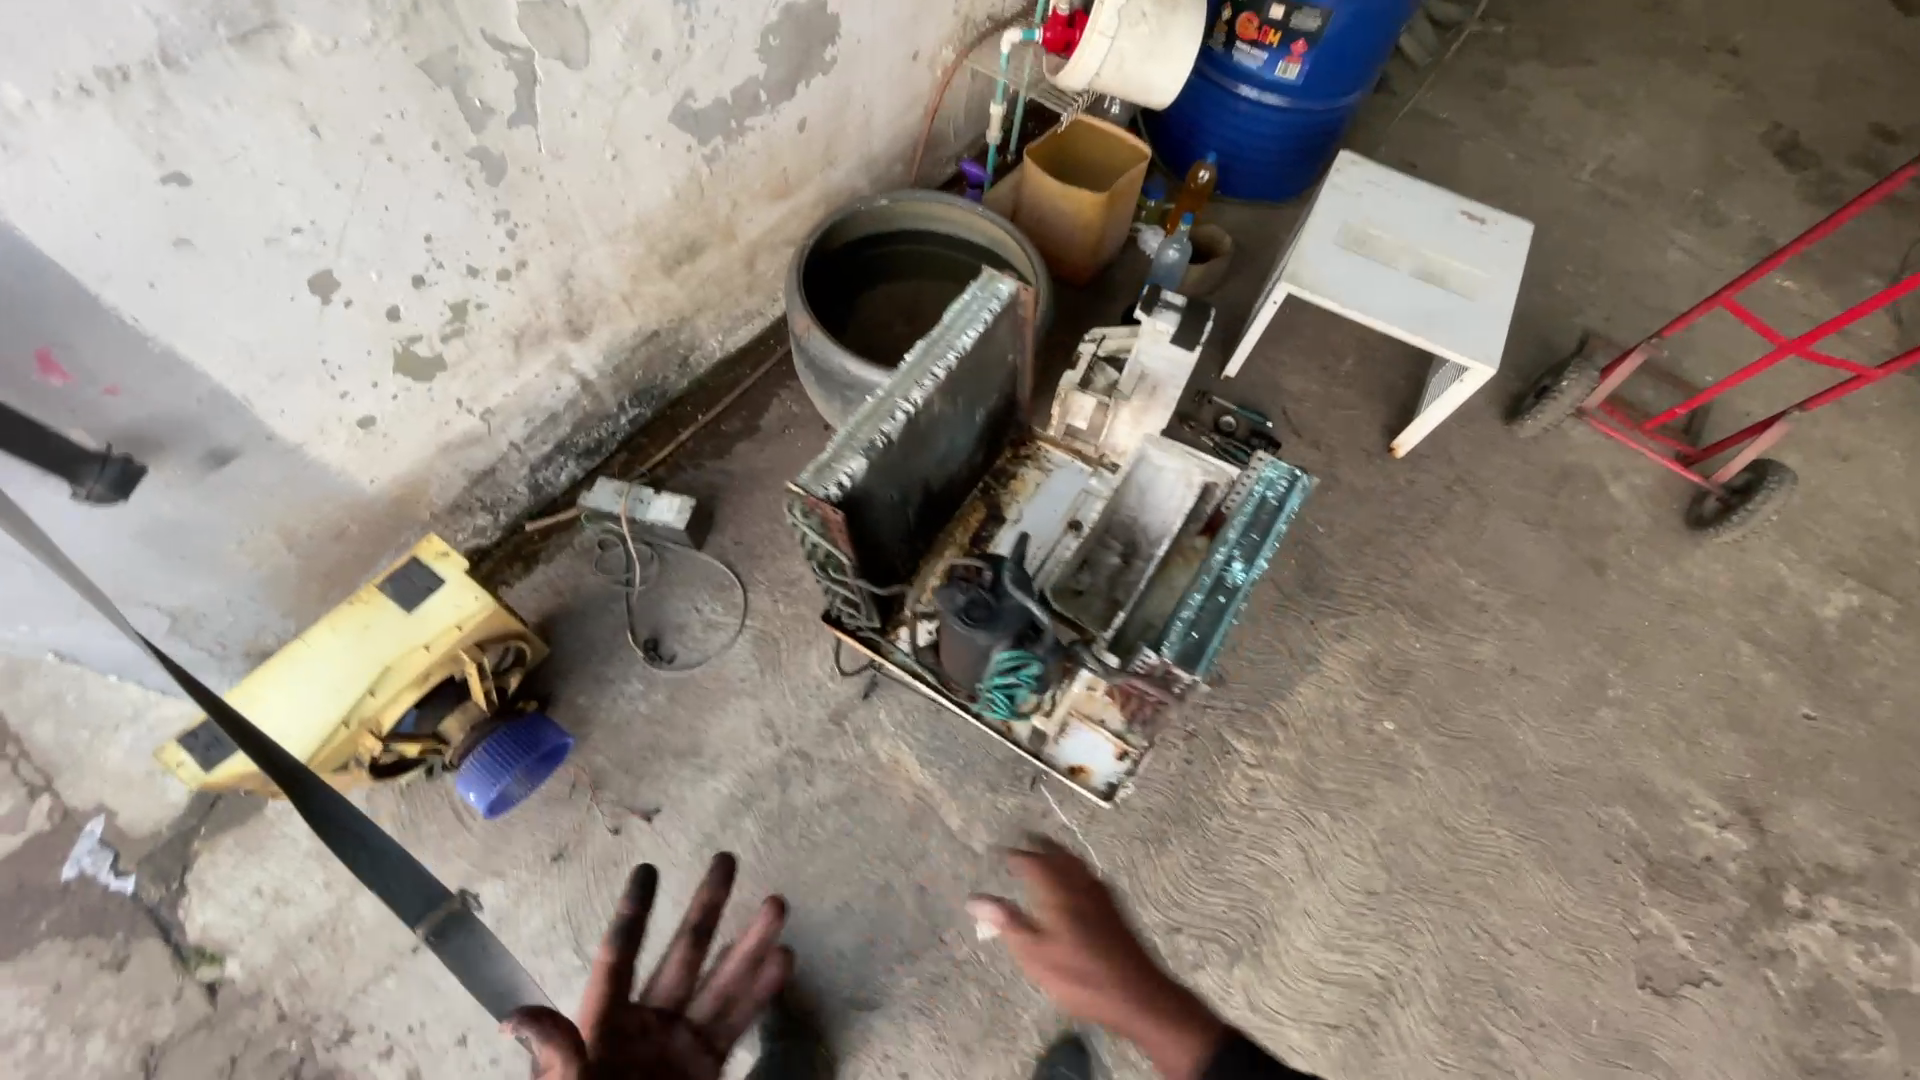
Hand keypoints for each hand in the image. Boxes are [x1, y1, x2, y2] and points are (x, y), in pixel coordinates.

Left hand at [508, 853, 793, 1079]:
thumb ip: (556, 1057)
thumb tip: (515, 1019)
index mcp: (603, 1026)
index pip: (618, 959)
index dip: (633, 915)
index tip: (648, 870)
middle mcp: (646, 1024)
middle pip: (681, 954)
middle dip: (706, 906)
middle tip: (726, 860)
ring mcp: (680, 1045)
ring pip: (720, 982)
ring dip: (749, 943)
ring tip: (776, 904)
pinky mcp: (706, 1068)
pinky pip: (737, 1023)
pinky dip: (762, 992)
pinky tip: (783, 961)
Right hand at [969, 837, 1224, 1079]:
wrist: (1135, 994)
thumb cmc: (1079, 977)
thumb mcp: (1035, 955)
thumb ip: (1007, 923)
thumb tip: (975, 900)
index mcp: (1058, 890)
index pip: (1033, 861)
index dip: (1017, 855)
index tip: (1005, 853)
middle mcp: (1080, 883)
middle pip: (1059, 853)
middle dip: (1041, 845)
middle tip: (1026, 840)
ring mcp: (1102, 893)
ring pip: (1077, 862)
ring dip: (1060, 853)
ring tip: (1049, 852)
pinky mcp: (1115, 907)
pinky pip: (1090, 874)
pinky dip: (1076, 868)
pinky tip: (1077, 880)